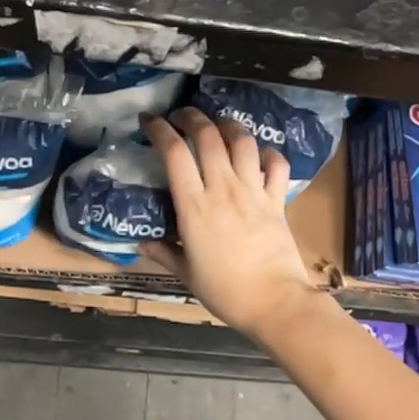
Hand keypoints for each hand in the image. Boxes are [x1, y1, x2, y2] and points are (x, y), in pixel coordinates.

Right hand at [142, 108, 319, 339]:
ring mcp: (253, 192)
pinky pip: (275, 164)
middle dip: (191, 117)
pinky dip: (267, 153)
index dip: (159, 129)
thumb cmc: (225, 291)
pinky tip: (258, 156)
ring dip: (228, 126)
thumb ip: (164, 253)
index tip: (149, 120)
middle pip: (207, 135)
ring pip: (242, 141)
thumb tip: (141, 244)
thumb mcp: (186, 274)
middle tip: (180, 117)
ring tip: (218, 127)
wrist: (274, 302)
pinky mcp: (277, 200)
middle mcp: (223, 190)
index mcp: (194, 207)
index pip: (173, 153)